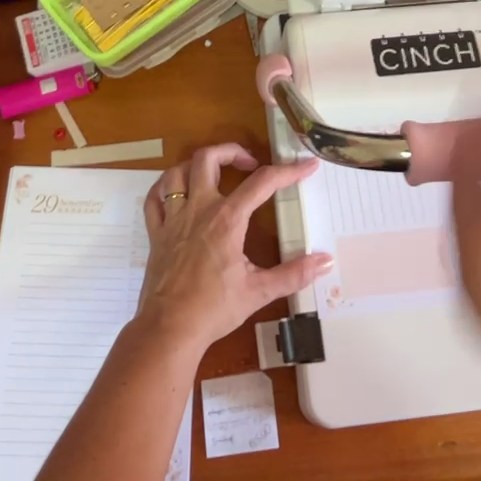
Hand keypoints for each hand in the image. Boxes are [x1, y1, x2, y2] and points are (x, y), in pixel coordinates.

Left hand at [138, 145, 332, 353]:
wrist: (169, 329)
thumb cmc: (214, 309)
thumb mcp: (259, 291)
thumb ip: (294, 274)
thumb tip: (325, 261)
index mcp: (227, 219)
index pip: (262, 182)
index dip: (289, 171)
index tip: (307, 166)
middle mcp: (198, 209)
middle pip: (208, 159)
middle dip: (231, 152)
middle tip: (249, 164)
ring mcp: (173, 219)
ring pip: (177, 172)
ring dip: (196, 165)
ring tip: (214, 173)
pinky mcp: (156, 233)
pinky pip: (154, 199)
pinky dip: (164, 188)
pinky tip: (177, 192)